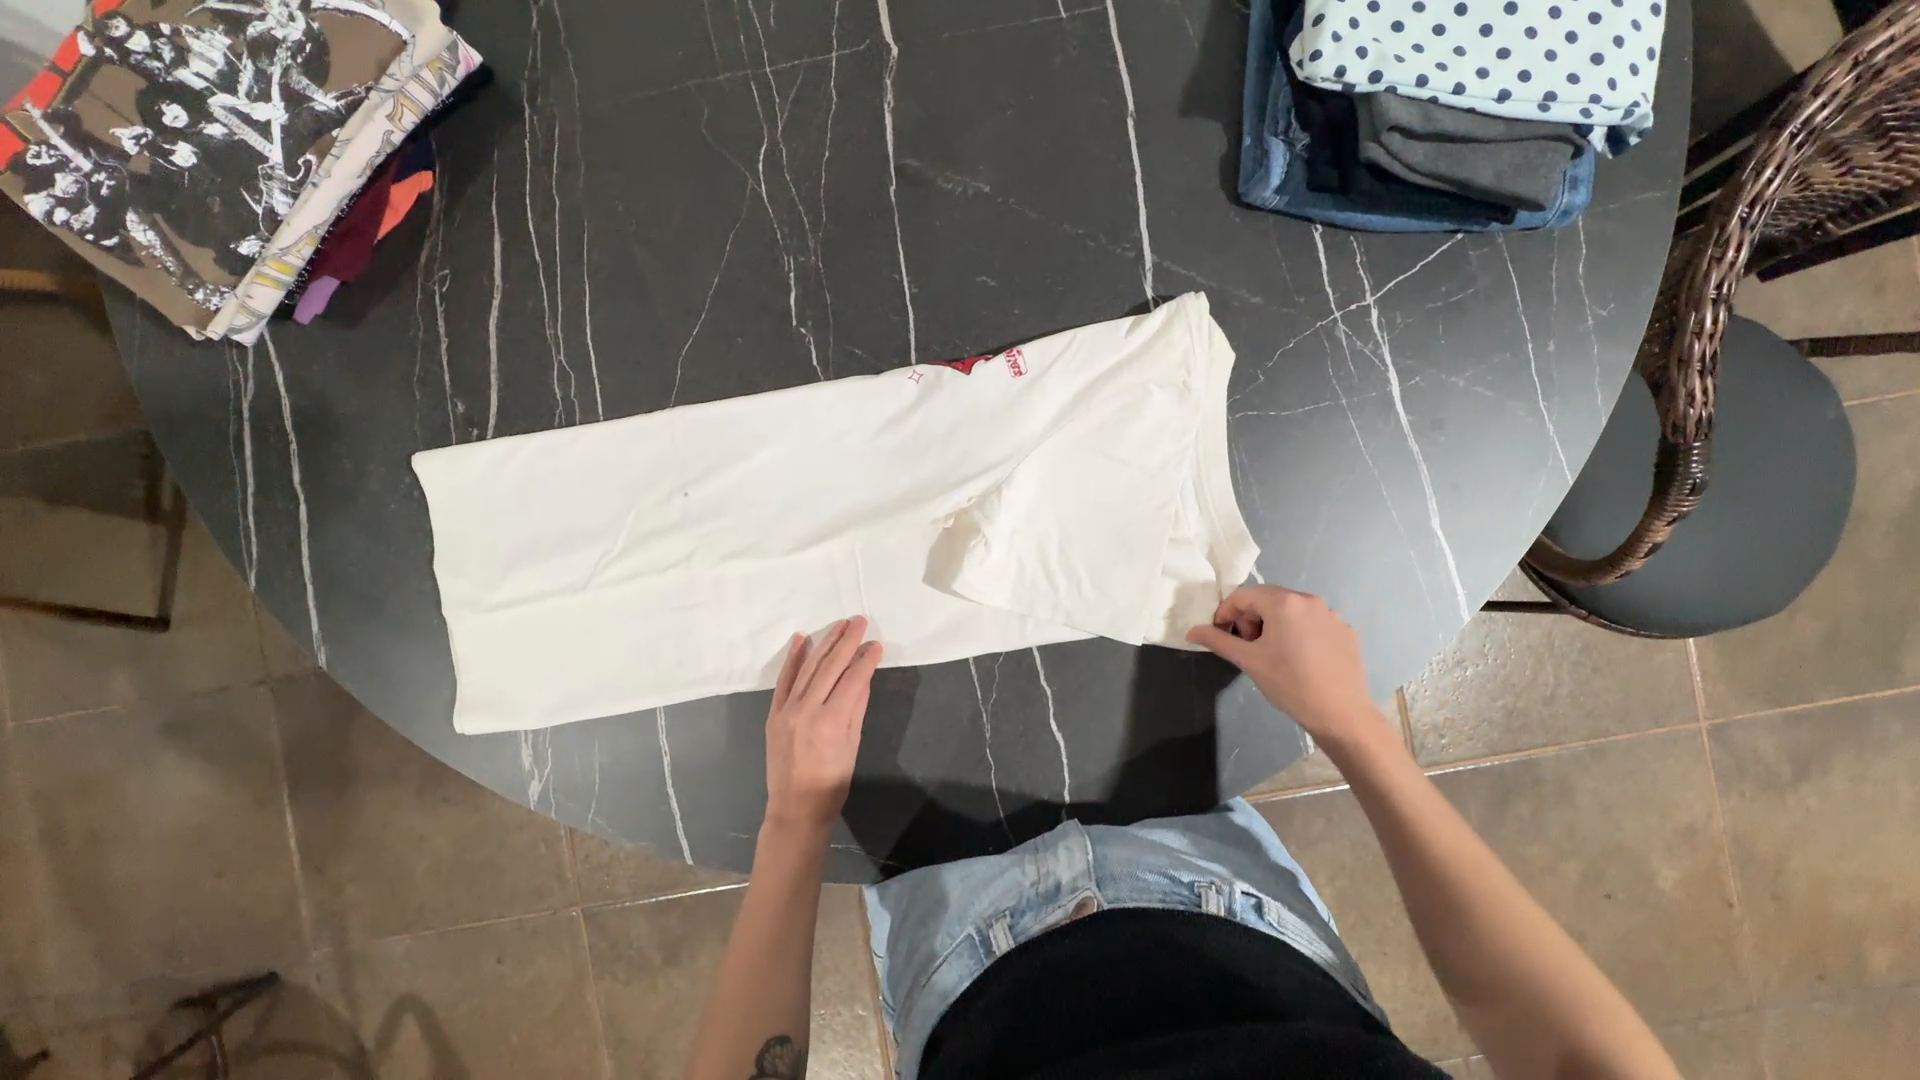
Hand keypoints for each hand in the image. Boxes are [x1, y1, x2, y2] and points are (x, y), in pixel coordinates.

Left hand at [763, 616, 881, 835]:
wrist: (797, 807)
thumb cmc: (833, 782)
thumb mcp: (853, 745)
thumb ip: (857, 707)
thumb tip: (864, 675)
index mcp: (832, 720)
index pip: (853, 679)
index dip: (866, 660)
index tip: (876, 643)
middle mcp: (807, 709)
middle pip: (830, 667)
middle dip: (846, 641)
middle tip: (859, 621)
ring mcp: (787, 709)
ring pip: (808, 668)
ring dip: (825, 643)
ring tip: (839, 625)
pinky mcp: (774, 713)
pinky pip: (784, 680)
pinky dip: (793, 659)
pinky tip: (802, 639)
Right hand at [1186, 586, 1391, 750]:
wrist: (1341, 713)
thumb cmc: (1290, 684)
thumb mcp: (1249, 661)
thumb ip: (1218, 641)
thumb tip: (1191, 631)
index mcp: (1283, 603)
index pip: (1243, 595)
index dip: (1225, 613)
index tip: (1222, 635)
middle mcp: (1309, 600)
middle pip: (1268, 598)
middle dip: (1251, 618)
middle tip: (1247, 646)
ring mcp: (1331, 614)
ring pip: (1292, 610)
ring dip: (1274, 624)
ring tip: (1273, 653)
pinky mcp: (1346, 630)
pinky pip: (1313, 622)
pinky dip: (1299, 632)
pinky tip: (1300, 659)